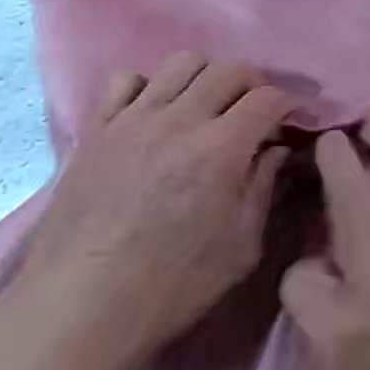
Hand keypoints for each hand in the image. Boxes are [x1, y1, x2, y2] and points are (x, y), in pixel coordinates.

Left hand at [12, 52, 292, 364]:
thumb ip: (264, 187)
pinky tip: (154, 114)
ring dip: (206, 77)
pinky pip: (126, 80)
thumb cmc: (172, 285)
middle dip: (254, 85)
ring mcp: (134, 119)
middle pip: (230, 70)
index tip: (291, 122)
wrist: (78, 308)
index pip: (269, 98)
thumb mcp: (241, 246)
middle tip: (256, 113)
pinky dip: (149, 86)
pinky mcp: (98, 129)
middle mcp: (181, 118)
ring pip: (182, 62)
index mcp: (222, 147)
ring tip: (207, 107)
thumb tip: (276, 150)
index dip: (289, 105)